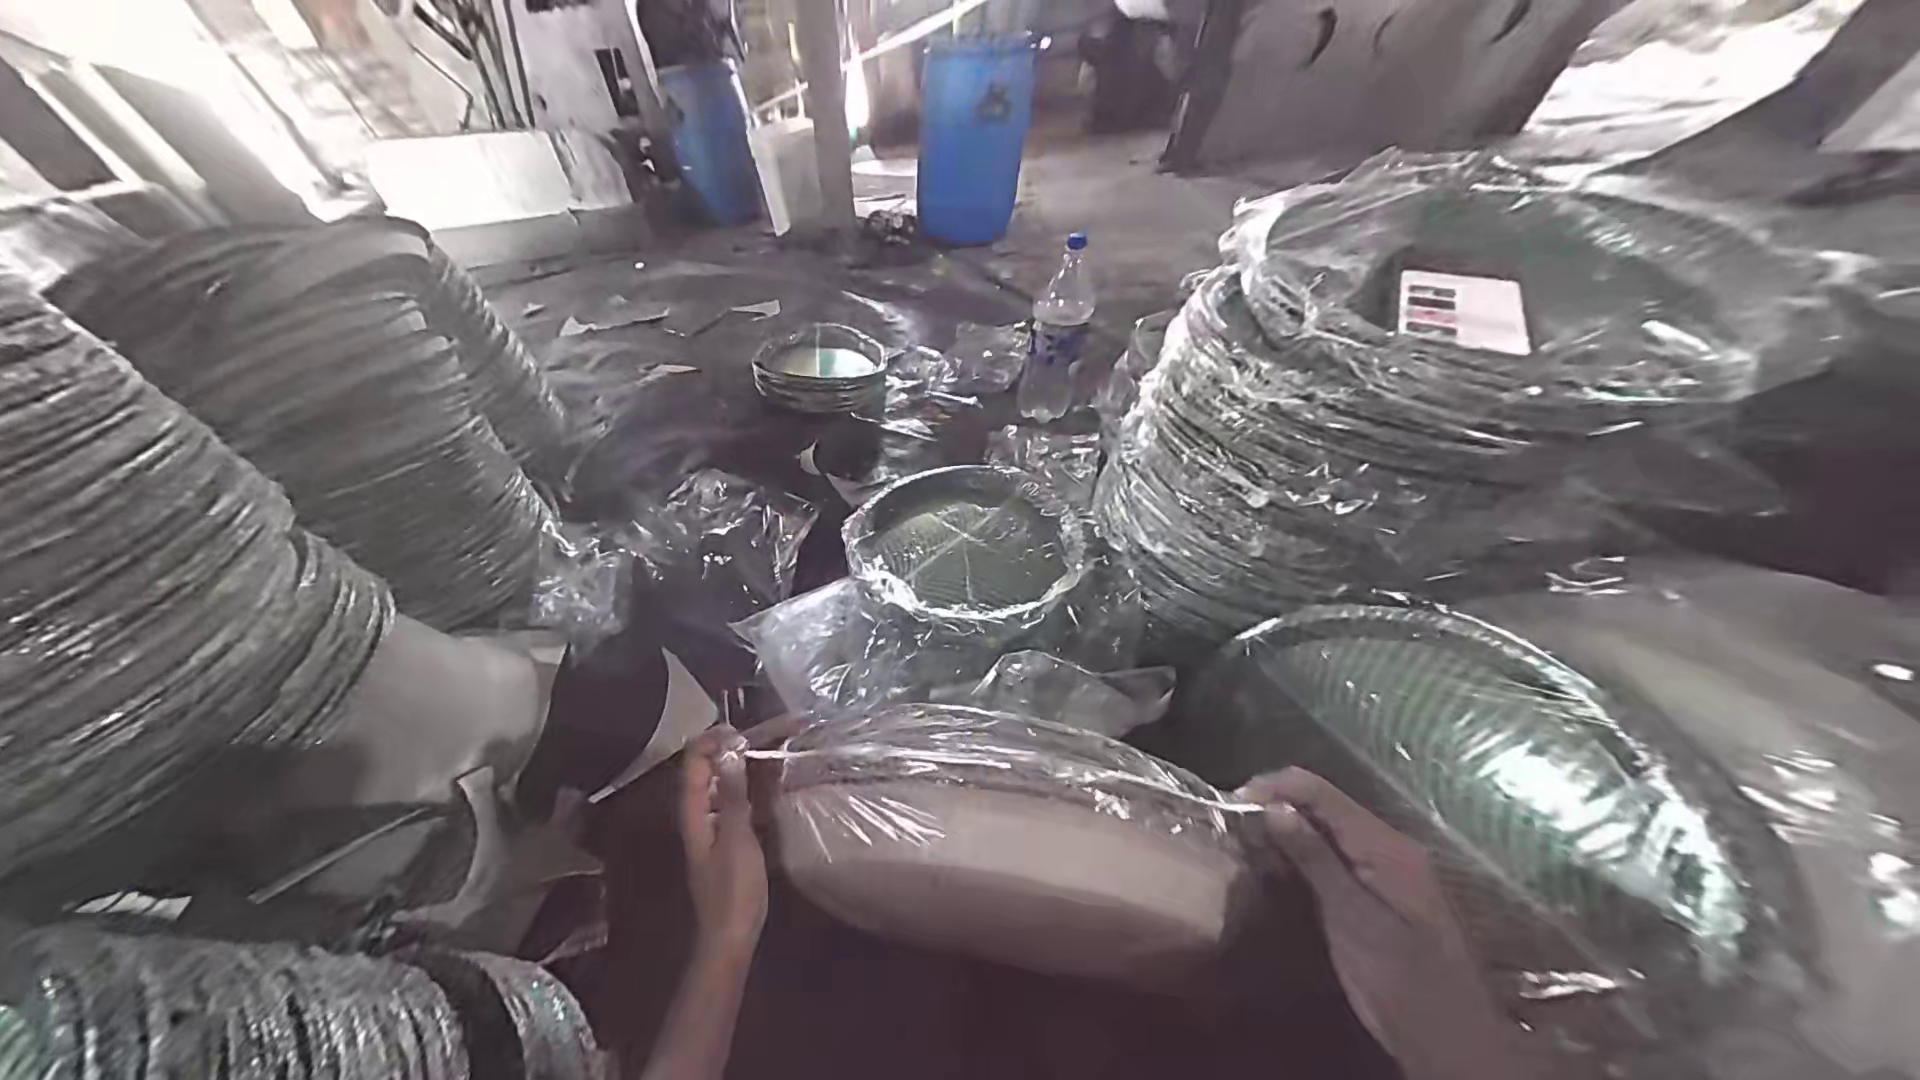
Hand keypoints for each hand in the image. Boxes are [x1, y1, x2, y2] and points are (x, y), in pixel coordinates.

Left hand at [680, 725, 766, 961]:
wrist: (732, 934)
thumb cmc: (732, 888)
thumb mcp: (736, 838)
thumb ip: (734, 794)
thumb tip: (731, 750)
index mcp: (694, 811)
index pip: (695, 763)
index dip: (713, 739)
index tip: (743, 727)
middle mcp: (702, 812)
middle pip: (711, 768)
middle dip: (734, 745)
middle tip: (770, 730)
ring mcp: (718, 823)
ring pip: (728, 780)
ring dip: (746, 760)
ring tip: (777, 742)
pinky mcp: (734, 833)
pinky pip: (741, 796)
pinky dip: (755, 780)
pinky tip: (776, 774)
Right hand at [1239, 768, 1541, 1079]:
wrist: (1454, 1045)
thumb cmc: (1403, 982)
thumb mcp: (1352, 918)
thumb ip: (1314, 858)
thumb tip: (1272, 808)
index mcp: (1384, 844)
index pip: (1319, 790)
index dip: (1273, 788)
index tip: (1233, 805)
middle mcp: (1385, 842)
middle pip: (1319, 801)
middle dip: (1273, 805)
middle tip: (1235, 827)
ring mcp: (1382, 863)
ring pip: (1321, 824)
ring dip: (1282, 827)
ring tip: (1246, 843)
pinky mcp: (1374, 884)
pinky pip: (1329, 849)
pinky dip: (1298, 850)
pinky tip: (1273, 864)